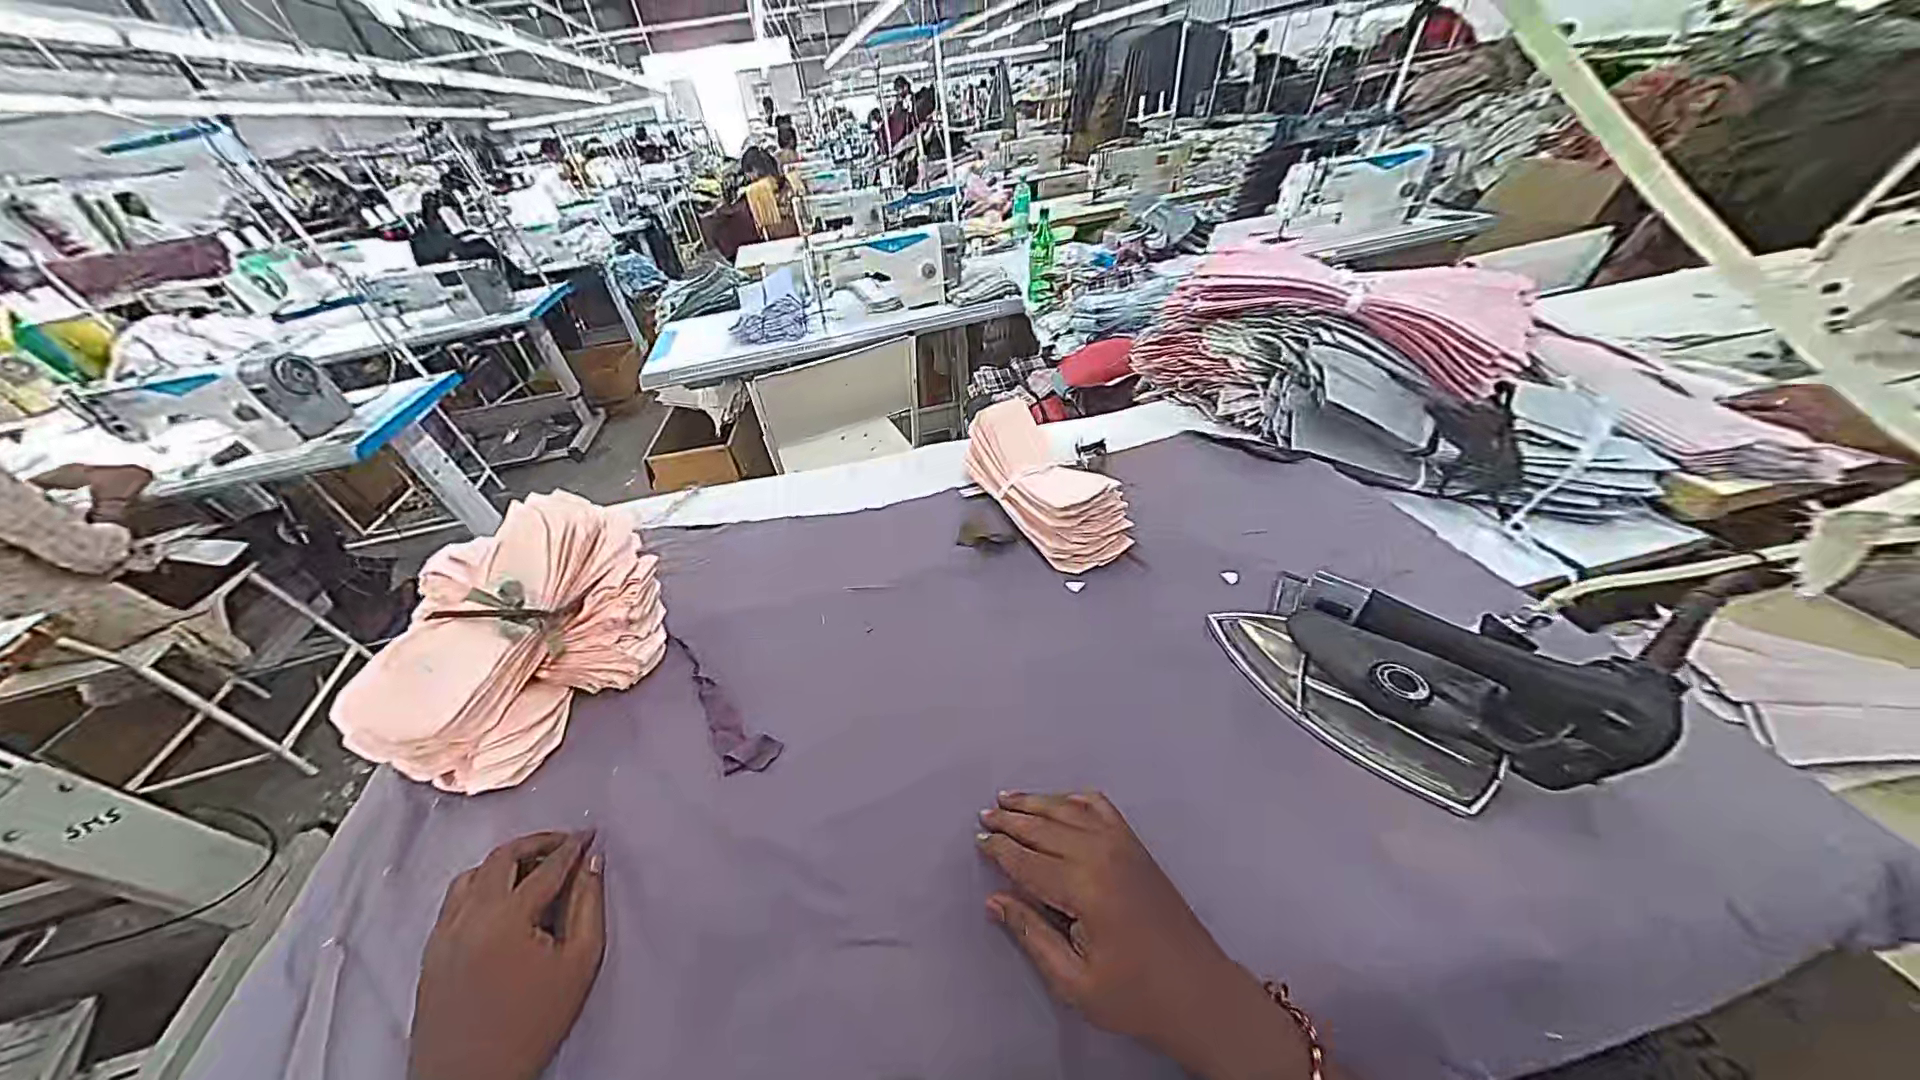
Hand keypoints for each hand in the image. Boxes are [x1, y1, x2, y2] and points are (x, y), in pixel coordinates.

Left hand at [410, 830, 605, 1079]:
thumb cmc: (531, 1025)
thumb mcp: (579, 961)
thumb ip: (589, 903)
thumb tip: (591, 863)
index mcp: (505, 918)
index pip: (546, 866)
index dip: (573, 845)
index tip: (590, 835)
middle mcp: (467, 919)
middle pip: (502, 858)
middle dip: (538, 843)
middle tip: (565, 843)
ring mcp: (442, 936)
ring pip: (473, 875)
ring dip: (507, 862)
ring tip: (535, 868)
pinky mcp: (430, 954)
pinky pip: (455, 900)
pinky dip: (483, 884)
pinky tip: (504, 897)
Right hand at [977, 792, 1318, 1079]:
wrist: (1198, 990)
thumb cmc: (1134, 995)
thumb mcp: (1074, 981)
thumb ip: (1031, 934)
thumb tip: (995, 900)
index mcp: (1085, 888)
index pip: (1028, 860)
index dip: (1000, 850)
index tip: (978, 840)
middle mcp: (1101, 854)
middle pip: (1044, 827)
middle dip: (1011, 820)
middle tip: (985, 813)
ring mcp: (1122, 844)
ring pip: (1068, 811)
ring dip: (1036, 802)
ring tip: (1008, 798)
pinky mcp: (1135, 844)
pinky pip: (1100, 808)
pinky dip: (1075, 799)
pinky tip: (1060, 800)